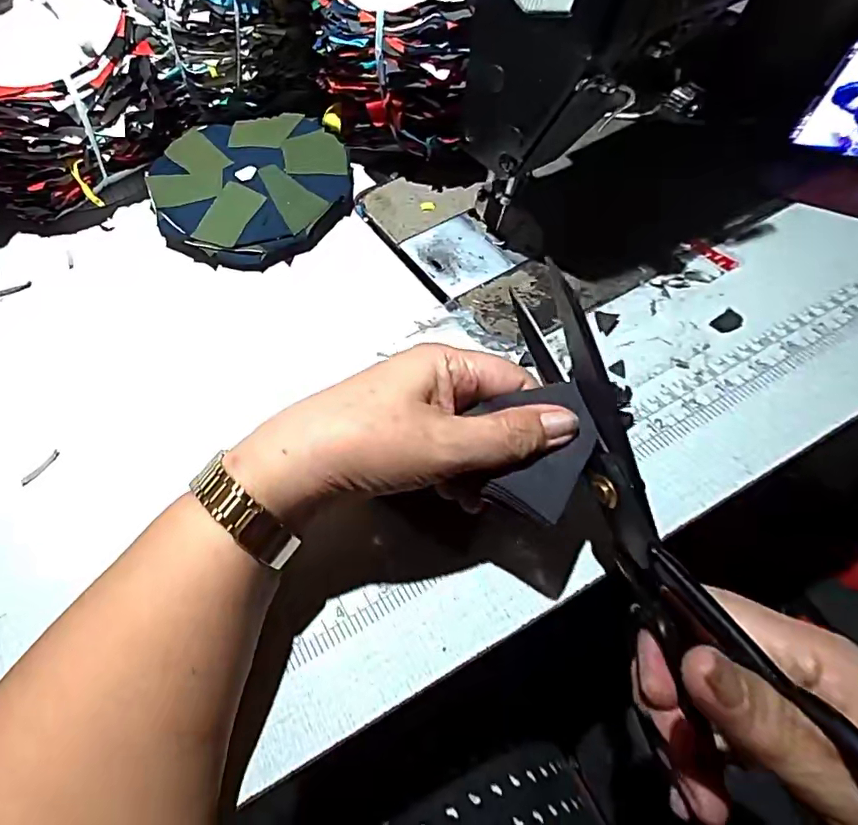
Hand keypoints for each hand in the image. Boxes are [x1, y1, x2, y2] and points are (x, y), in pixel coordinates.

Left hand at [226, 343, 578, 529]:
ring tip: (474, 494)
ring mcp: (414, 406)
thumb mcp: (448, 443)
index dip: (538, 414)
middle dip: (506, 447)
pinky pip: (445, 448)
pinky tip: (452, 495)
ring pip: (470, 433)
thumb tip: (563, 422)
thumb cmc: (363, 441)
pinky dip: (455, 471)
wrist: (294, 470)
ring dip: (480, 465)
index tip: (555, 450)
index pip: (514, 379)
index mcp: (445, 362)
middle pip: (493, 408)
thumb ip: (510, 435)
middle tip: (511, 480)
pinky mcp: (400, 433)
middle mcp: (431, 378)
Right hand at [634, 588, 857, 824]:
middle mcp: (795, 668)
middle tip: (680, 765)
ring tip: (698, 802)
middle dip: (670, 702)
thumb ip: (778, 724)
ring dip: (683, 743)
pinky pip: (717, 736)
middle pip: (694, 651)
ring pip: (698, 697)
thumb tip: (692, 660)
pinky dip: (698, 765)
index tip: (654, 698)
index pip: (710, 607)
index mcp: (816, 655)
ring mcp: (789, 707)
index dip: (666, 638)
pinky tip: (703, 802)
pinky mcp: (785, 745)